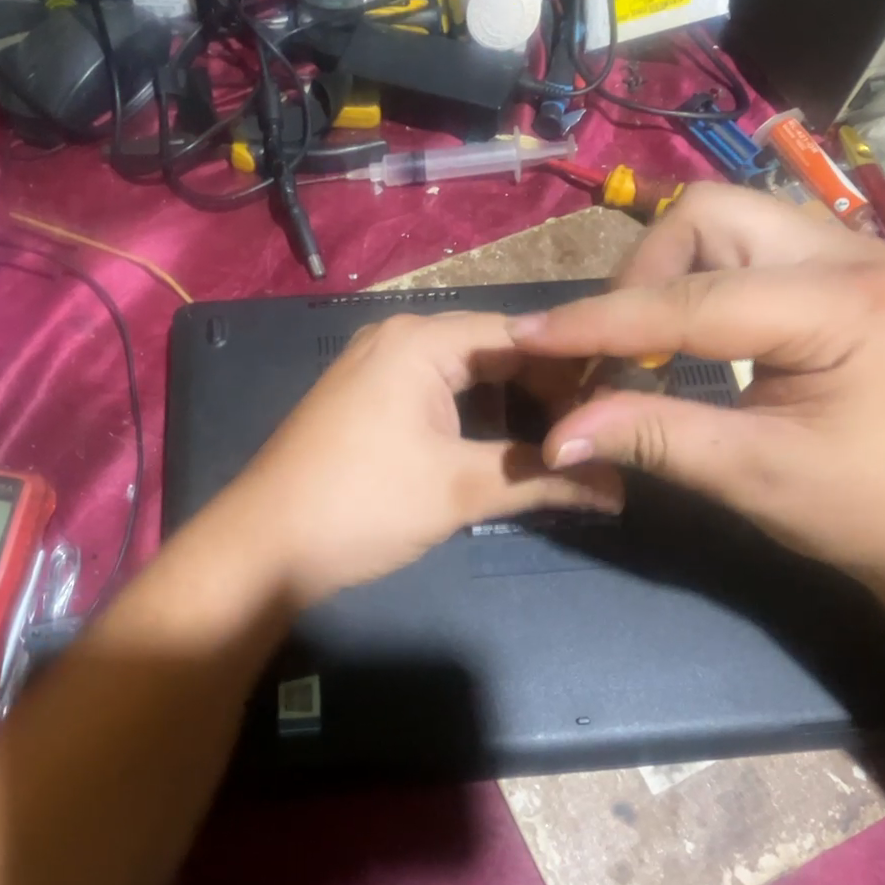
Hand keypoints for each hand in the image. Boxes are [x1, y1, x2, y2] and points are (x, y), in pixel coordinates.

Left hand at [214, 311, 621, 604]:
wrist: (261, 549)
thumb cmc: (361, 506)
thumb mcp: (459, 491)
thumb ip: (542, 480)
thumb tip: (619, 490)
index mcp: (423, 340)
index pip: (524, 336)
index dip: (577, 370)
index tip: (623, 404)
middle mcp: (400, 340)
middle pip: (496, 355)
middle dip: (546, 397)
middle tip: (599, 437)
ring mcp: (379, 371)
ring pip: (468, 381)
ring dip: (513, 414)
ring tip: (563, 450)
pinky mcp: (368, 404)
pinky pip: (438, 399)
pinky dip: (475, 424)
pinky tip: (507, 455)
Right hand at [510, 182, 884, 576]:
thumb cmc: (857, 505)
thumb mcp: (749, 475)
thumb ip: (651, 438)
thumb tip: (557, 436)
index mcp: (841, 306)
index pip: (691, 300)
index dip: (600, 323)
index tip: (527, 339)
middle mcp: (844, 252)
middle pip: (704, 218)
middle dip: (638, 280)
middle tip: (613, 355)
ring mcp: (837, 250)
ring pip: (713, 220)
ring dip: (657, 276)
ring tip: (639, 346)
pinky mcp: (821, 266)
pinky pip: (730, 245)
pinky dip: (683, 281)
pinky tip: (675, 335)